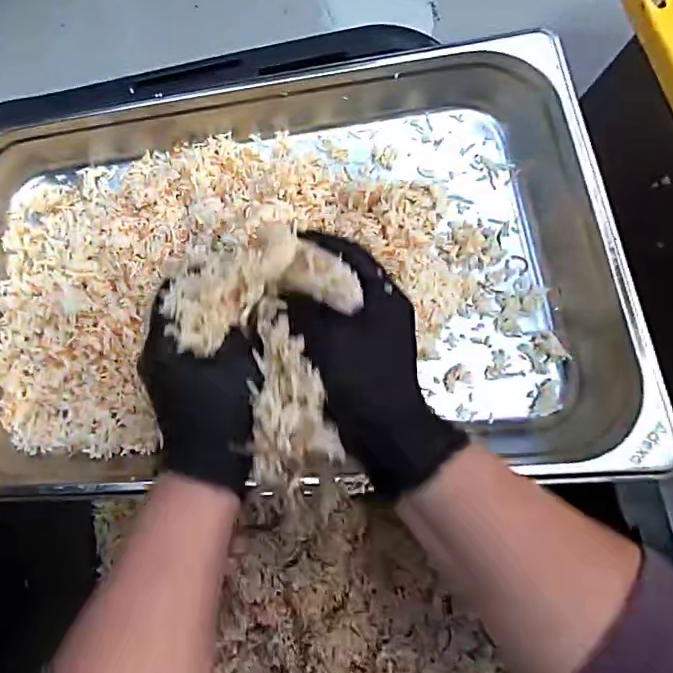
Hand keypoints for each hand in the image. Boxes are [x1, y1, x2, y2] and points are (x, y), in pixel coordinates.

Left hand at [138, 284, 262, 491]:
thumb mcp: (239, 361)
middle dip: (201, 291)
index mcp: (163, 344)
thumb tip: (250, 300)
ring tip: (233, 302)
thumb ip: (241, 327)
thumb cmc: (223, 410)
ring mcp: (158, 373)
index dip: (191, 272)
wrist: (207, 468)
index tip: (216, 261)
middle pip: (172, 308)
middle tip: (230, 279)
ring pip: (177, 329)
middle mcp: (152, 354)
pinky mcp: (169, 386)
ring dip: (202, 313)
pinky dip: (202, 335)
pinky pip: (182, 347)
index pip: (167, 293)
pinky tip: (228, 333)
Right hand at [282, 232, 466, 498]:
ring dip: (317, 296)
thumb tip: (281, 291)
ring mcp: (382, 332)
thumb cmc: (364, 380)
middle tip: (287, 266)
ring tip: (287, 292)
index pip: (354, 254)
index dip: (324, 243)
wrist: (391, 434)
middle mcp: (387, 308)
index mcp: (385, 296)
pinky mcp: (372, 353)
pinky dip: (321, 321)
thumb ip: (305, 310)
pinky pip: (342, 326)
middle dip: (317, 269)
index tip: (295, 239)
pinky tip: (298, 325)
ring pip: (345, 302)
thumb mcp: (330, 339)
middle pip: (349, 276)